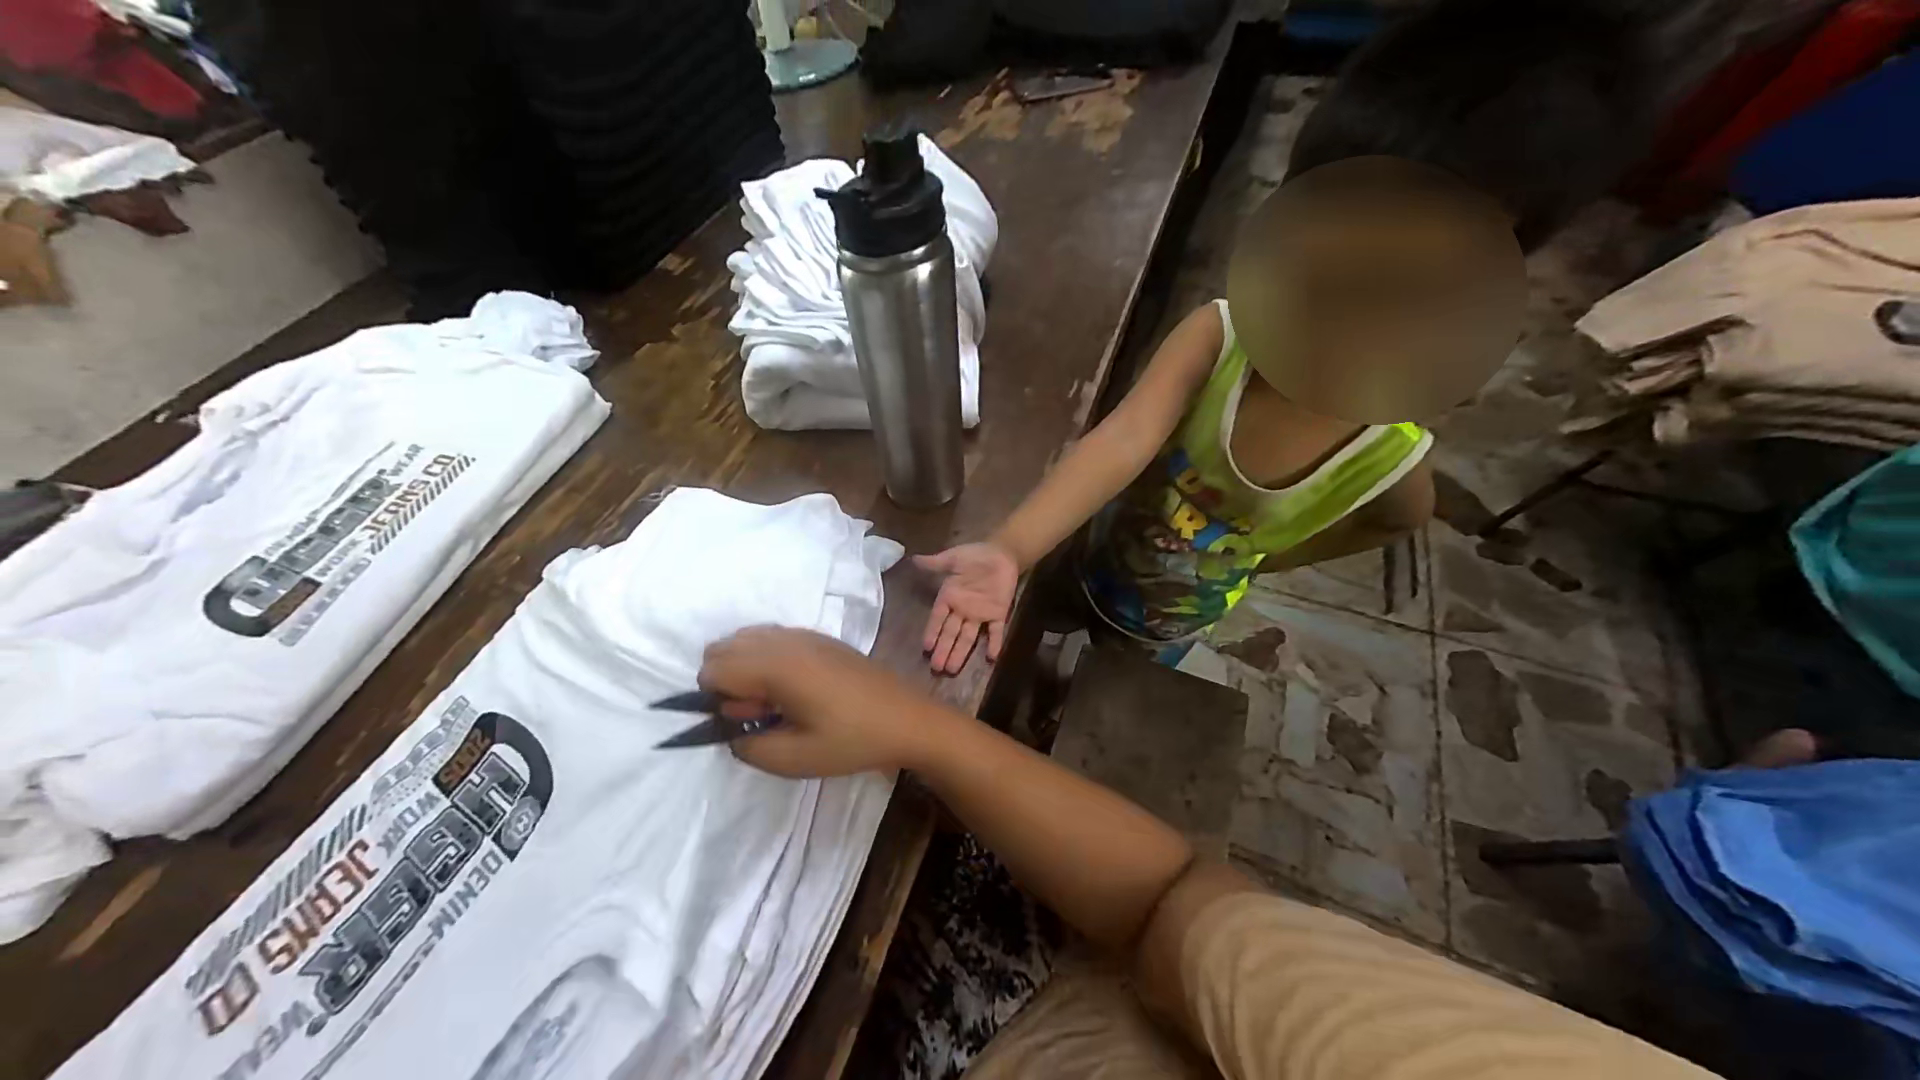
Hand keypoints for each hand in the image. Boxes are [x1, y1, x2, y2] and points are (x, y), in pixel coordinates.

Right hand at [698, 626, 948, 777]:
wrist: (908, 719)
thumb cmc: (852, 740)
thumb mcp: (792, 759)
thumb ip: (746, 746)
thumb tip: (732, 728)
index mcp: (776, 664)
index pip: (711, 668)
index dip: (719, 701)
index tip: (753, 721)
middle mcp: (785, 639)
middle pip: (722, 646)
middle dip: (727, 681)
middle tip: (765, 713)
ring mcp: (804, 634)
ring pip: (746, 638)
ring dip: (746, 669)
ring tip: (781, 702)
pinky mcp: (820, 638)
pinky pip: (772, 637)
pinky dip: (768, 659)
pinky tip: (798, 689)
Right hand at [916, 542, 1018, 674]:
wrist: (1001, 553)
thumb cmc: (975, 556)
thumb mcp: (953, 558)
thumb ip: (935, 563)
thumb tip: (914, 560)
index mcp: (949, 597)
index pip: (938, 619)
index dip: (932, 632)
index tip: (926, 647)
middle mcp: (962, 610)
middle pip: (951, 633)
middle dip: (944, 649)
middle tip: (936, 668)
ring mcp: (980, 614)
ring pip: (968, 637)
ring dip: (961, 652)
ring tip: (951, 669)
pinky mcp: (998, 614)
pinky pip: (995, 631)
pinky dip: (994, 643)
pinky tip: (990, 657)